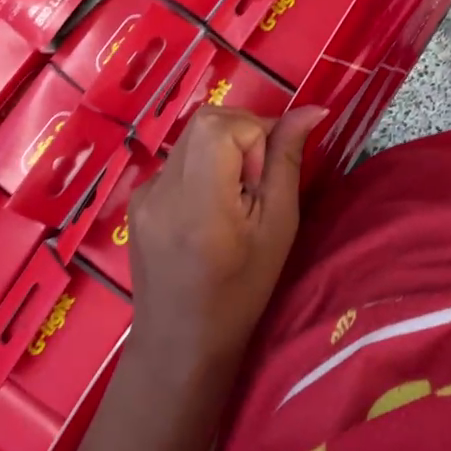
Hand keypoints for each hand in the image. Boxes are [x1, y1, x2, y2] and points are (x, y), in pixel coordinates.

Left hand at [127, 105, 326, 359]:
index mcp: (197, 200)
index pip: (222, 124)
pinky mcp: (137, 199)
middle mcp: (161, 188)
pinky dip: (202, 167)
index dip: (253, 136)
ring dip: (223, 149)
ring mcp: (143, 192)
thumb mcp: (279, 226)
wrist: (181, 343)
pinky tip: (208, 210)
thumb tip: (312, 108)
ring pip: (192, 136)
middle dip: (242, 135)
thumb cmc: (241, 291)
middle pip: (206, 120)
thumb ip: (287, 160)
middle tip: (254, 184)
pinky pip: (178, 159)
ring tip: (233, 199)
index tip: (261, 179)